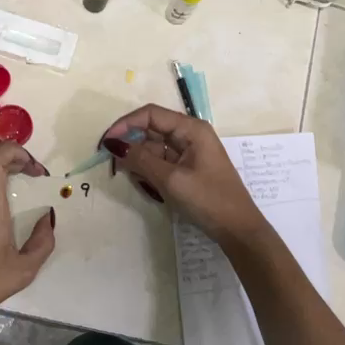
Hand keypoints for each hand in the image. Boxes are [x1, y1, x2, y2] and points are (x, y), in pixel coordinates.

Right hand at [101, 105, 269, 245]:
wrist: (238, 229)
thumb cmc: (208, 200)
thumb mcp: (171, 180)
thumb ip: (140, 160)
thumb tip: (112, 143)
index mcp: (192, 129)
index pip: (151, 114)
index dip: (126, 125)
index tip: (106, 143)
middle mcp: (190, 135)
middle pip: (151, 130)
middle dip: (131, 144)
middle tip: (113, 164)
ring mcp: (190, 152)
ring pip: (154, 148)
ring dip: (139, 160)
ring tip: (132, 178)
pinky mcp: (188, 169)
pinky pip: (162, 162)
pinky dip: (149, 170)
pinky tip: (146, 184)